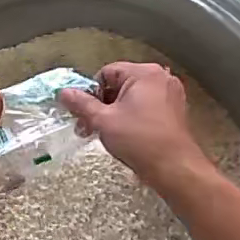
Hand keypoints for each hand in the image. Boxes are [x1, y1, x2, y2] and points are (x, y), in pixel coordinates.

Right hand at [57, 62, 211, 188]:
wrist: (174, 167)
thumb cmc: (139, 140)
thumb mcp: (103, 120)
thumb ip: (81, 104)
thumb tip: (64, 93)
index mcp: (144, 73)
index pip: (106, 72)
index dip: (91, 92)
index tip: (83, 113)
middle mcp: (160, 78)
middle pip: (120, 84)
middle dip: (101, 105)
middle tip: (88, 126)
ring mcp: (170, 94)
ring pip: (132, 98)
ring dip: (114, 113)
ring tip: (104, 134)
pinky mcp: (174, 111)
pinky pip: (146, 107)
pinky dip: (132, 118)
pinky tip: (124, 136)